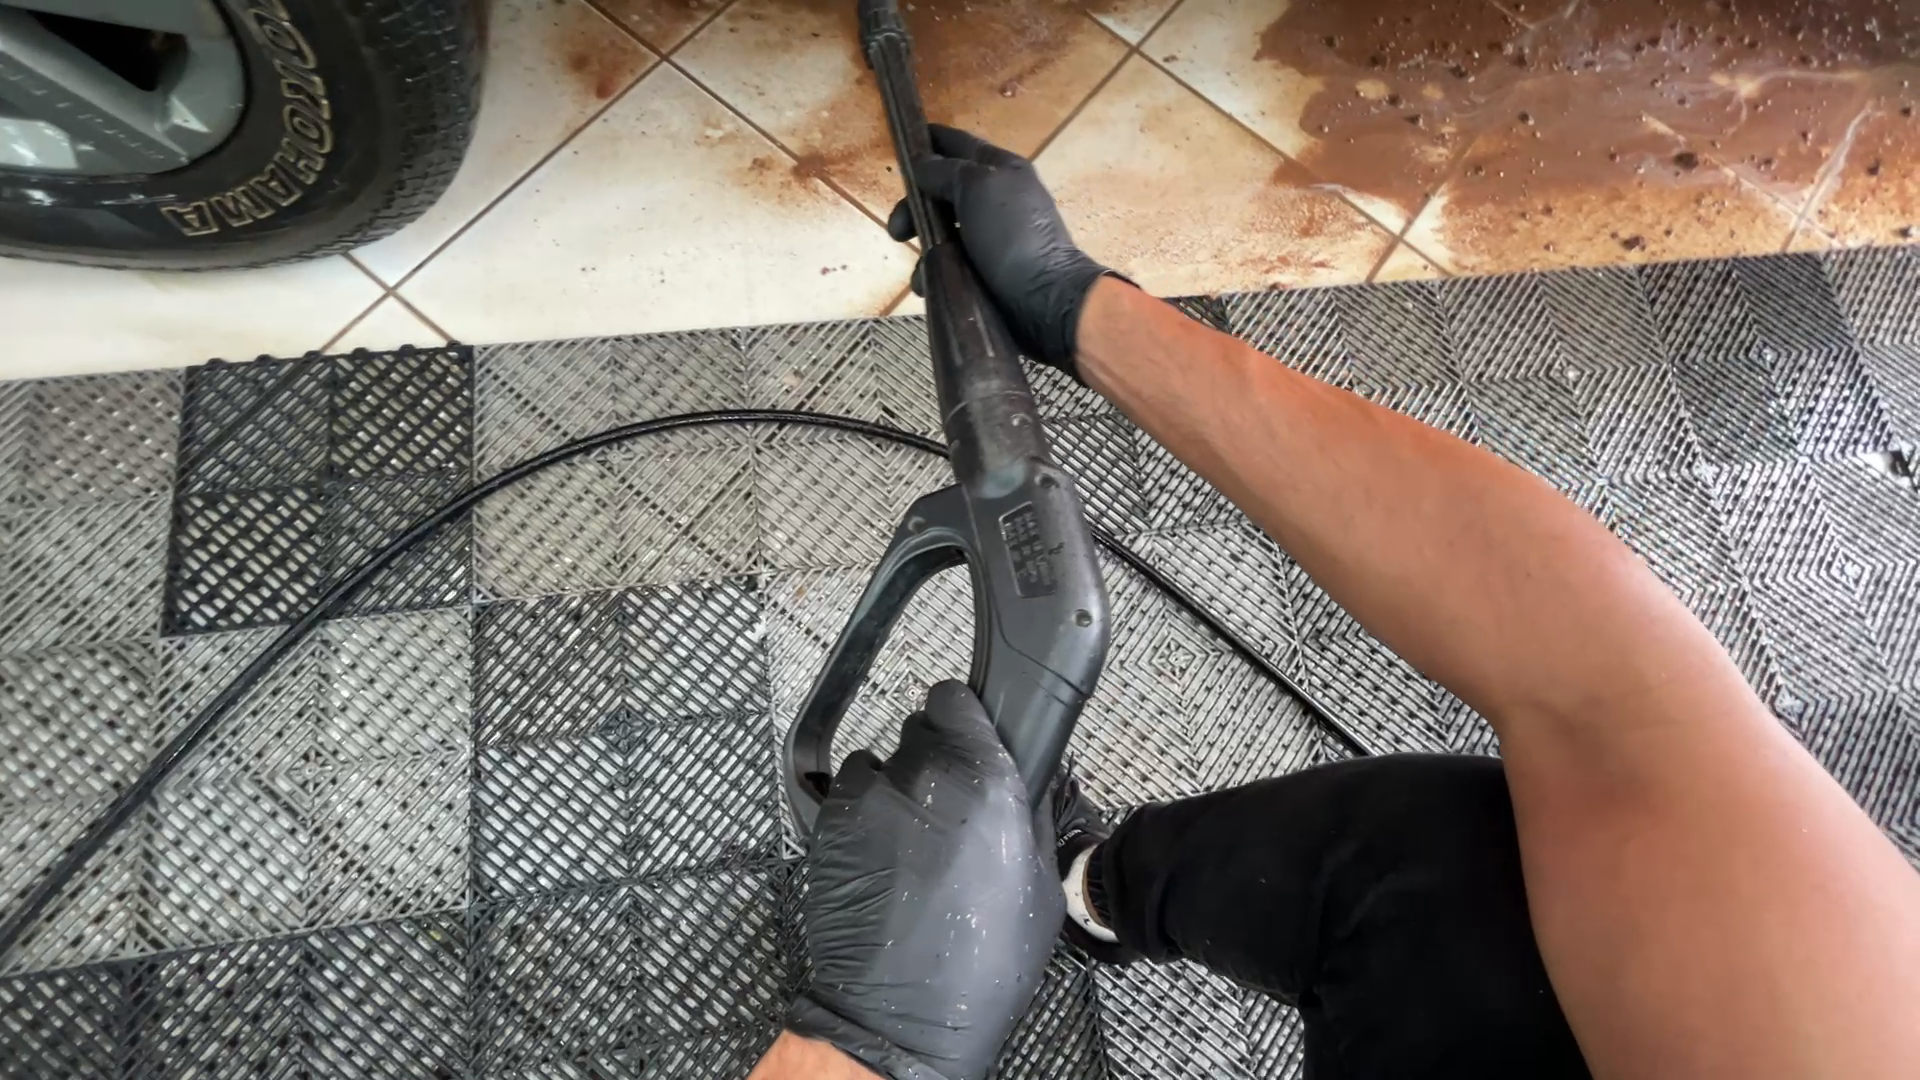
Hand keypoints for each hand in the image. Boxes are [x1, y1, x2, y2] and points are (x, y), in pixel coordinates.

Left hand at [785, 681, 1060, 1079]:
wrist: (898, 1017)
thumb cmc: (982, 962)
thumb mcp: (1041, 888)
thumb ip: (1034, 815)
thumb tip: (1030, 775)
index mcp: (983, 781)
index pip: (954, 697)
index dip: (961, 712)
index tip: (967, 733)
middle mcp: (924, 774)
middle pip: (923, 726)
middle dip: (938, 755)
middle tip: (948, 803)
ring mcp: (871, 795)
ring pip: (886, 759)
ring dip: (899, 783)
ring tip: (910, 834)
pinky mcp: (832, 821)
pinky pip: (852, 788)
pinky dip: (865, 806)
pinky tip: (879, 848)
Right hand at [887, 125, 1119, 376]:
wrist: (1045, 299)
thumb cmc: (1012, 236)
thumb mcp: (976, 189)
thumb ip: (945, 172)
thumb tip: (921, 162)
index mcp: (1000, 170)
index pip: (958, 145)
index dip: (929, 143)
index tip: (900, 151)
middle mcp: (996, 201)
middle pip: (943, 194)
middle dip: (916, 209)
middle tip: (897, 231)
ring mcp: (993, 240)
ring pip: (944, 235)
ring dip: (925, 251)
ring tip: (920, 275)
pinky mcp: (989, 274)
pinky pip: (954, 267)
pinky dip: (938, 275)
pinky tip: (931, 288)